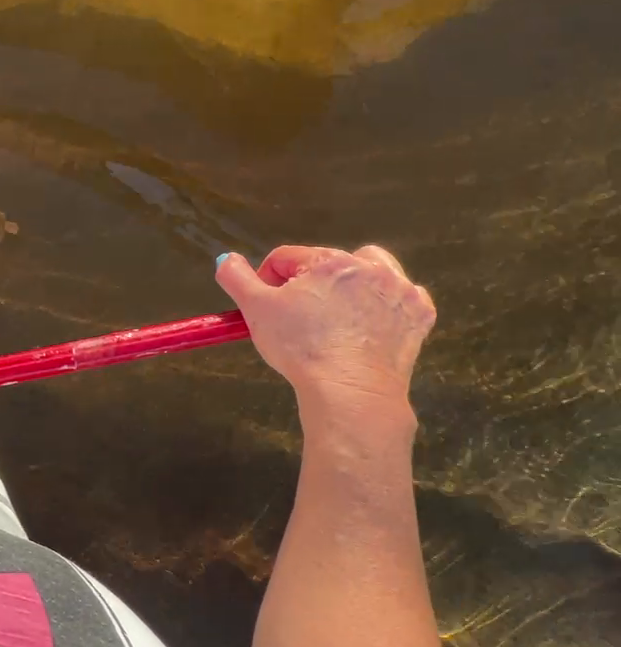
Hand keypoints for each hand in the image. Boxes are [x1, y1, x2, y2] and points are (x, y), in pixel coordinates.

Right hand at [215, 245, 435, 412]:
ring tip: (334, 312)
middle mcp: (372, 267)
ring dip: (351, 283)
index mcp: (329, 261)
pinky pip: (397, 296)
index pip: (285, 257)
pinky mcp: (420, 315)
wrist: (349, 389)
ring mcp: (402, 291)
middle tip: (297, 313)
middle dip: (308, 282)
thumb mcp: (254, 308)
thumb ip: (234, 277)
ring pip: (370, 271)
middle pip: (327, 261)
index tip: (265, 306)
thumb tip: (227, 258)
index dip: (267, 280)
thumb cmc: (298, 345)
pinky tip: (364, 324)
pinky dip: (380, 304)